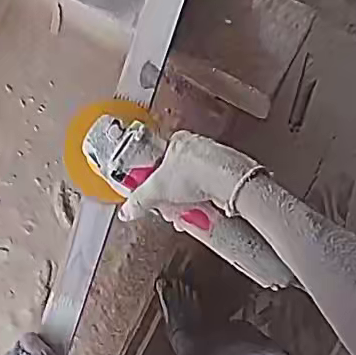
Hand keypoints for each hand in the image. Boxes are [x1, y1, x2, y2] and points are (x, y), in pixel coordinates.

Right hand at [118, 131, 260, 225]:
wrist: (228, 181)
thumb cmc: (197, 172)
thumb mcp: (157, 189)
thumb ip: (139, 201)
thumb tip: (127, 210)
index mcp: (177, 141)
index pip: (158, 161)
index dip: (153, 182)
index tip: (150, 195)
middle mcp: (196, 148)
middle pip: (176, 177)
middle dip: (171, 198)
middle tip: (168, 208)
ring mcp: (212, 161)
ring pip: (193, 186)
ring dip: (187, 203)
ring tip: (185, 213)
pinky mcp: (226, 176)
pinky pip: (209, 192)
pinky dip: (203, 204)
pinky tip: (201, 212)